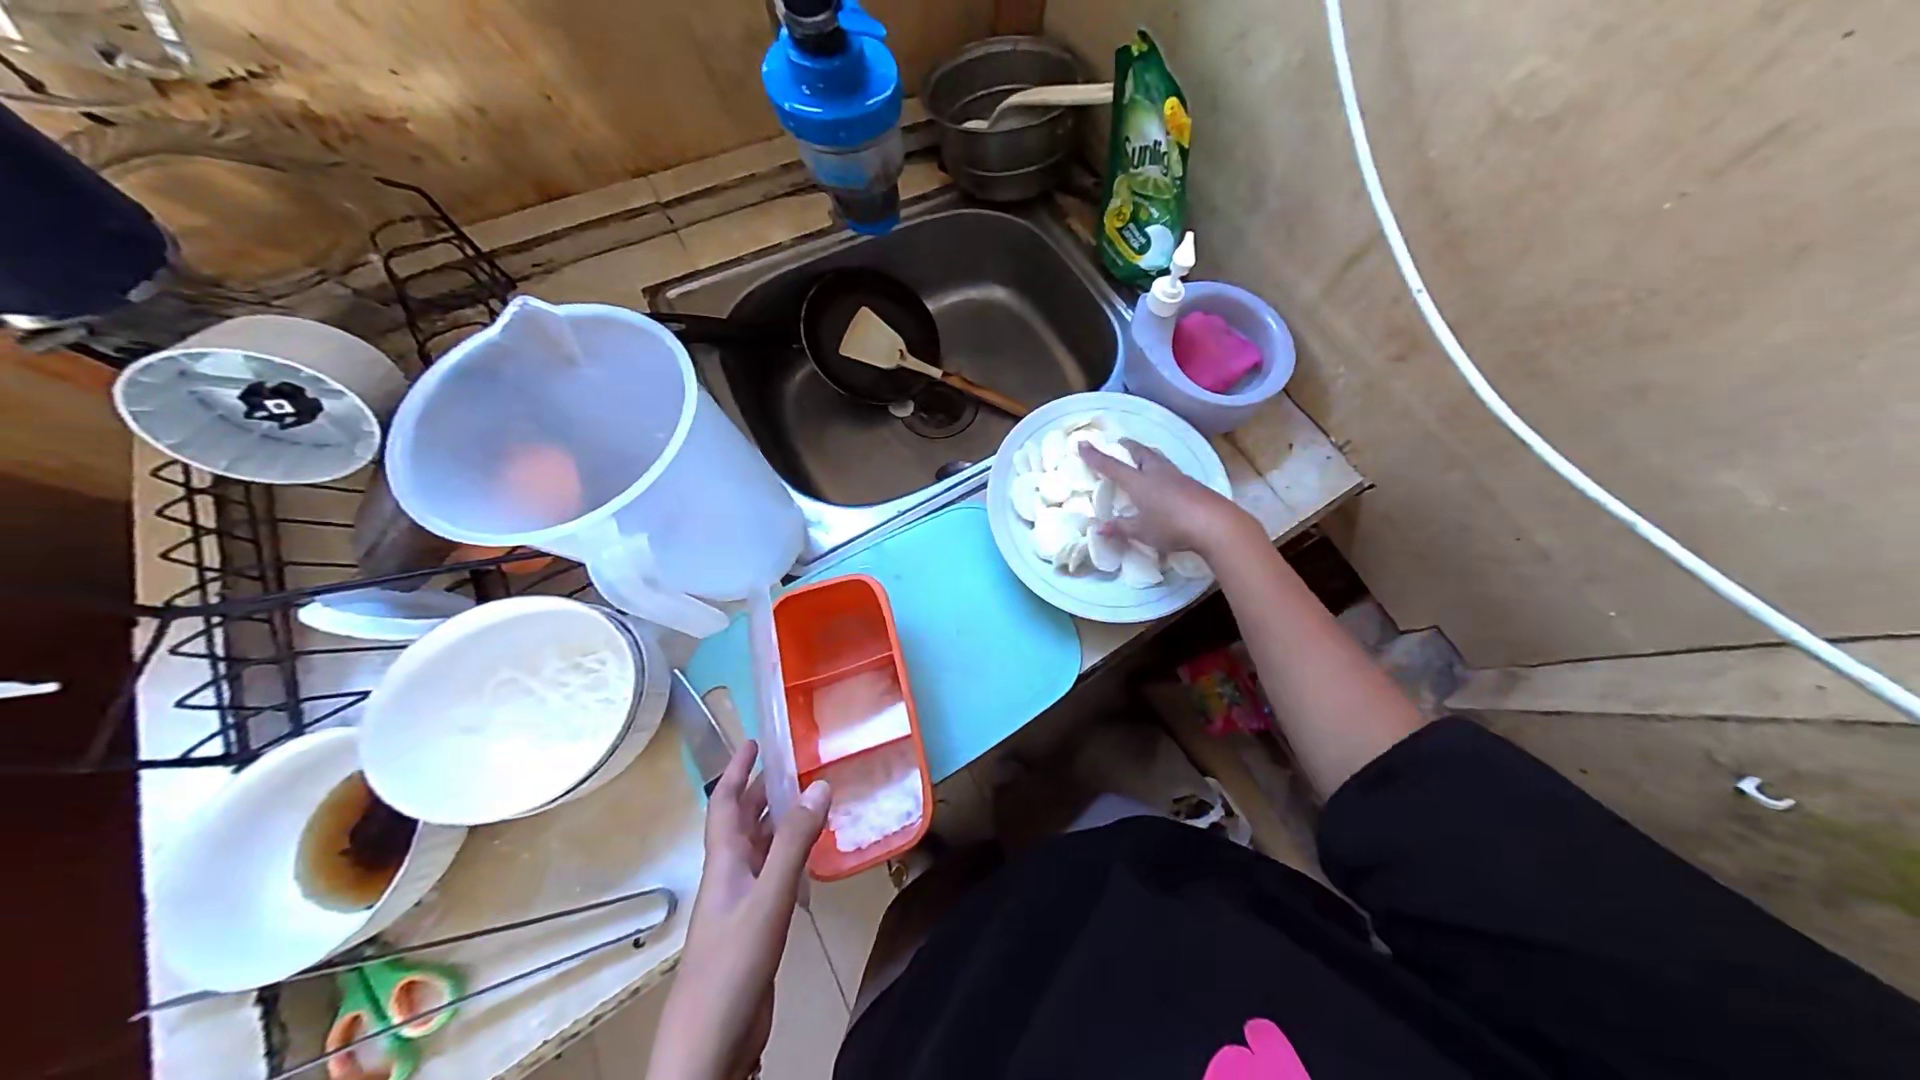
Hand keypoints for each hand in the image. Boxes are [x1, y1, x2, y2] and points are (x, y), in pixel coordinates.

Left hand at [647, 742, 830, 1079]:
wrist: (712, 1040)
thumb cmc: (733, 962)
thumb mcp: (768, 897)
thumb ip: (794, 843)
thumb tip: (818, 785)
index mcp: (723, 861)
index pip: (724, 802)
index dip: (737, 770)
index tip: (753, 741)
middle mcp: (729, 874)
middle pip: (742, 821)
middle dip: (760, 789)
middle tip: (790, 762)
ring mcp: (741, 902)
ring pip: (759, 847)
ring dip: (778, 820)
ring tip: (807, 797)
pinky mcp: (755, 925)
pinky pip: (772, 874)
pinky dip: (789, 854)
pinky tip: (810, 855)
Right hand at [1079, 438, 1259, 556]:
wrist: (1215, 524)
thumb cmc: (1172, 527)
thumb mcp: (1142, 531)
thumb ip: (1121, 528)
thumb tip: (1099, 528)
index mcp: (1139, 482)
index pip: (1112, 466)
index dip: (1095, 456)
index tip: (1082, 443)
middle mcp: (1157, 473)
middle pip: (1140, 453)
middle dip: (1128, 446)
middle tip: (1120, 443)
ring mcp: (1178, 477)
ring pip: (1158, 459)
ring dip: (1147, 454)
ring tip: (1143, 455)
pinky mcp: (1193, 485)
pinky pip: (1172, 471)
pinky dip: (1162, 469)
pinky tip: (1165, 479)